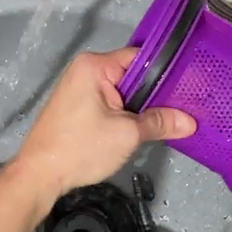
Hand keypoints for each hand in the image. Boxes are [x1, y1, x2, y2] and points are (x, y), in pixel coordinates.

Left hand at [12, 47, 195, 198]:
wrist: (41, 174)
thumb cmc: (81, 148)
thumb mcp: (127, 134)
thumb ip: (159, 122)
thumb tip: (190, 122)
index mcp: (94, 65)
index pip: (140, 57)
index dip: (166, 71)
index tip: (190, 85)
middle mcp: (86, 70)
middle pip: (132, 74)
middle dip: (156, 92)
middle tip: (187, 106)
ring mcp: (81, 89)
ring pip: (123, 92)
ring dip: (142, 106)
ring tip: (171, 118)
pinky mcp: (79, 107)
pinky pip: (111, 103)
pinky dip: (127, 114)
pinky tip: (145, 126)